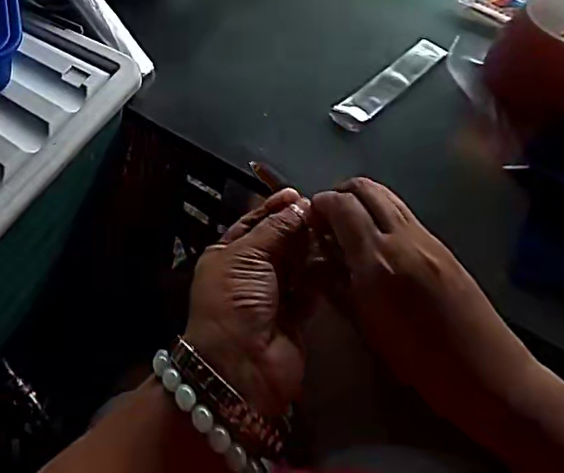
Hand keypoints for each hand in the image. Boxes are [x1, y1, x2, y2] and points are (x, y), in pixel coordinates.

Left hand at [182, 188, 312, 417]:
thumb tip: (299, 204)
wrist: (241, 368)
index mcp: (227, 253)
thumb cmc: (234, 302)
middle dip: (296, 225)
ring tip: (333, 226)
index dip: (274, 208)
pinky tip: (336, 255)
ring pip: (295, 262)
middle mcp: (249, 271)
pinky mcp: (296, 316)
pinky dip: (321, 273)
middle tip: (323, 208)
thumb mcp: (248, 255)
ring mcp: (273, 294)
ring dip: (311, 247)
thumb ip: (276, 229)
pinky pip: (310, 287)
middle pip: (277, 240)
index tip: (297, 195)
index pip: (253, 222)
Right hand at [311, 179, 538, 422]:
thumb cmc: (425, 366)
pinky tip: (378, 245)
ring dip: (361, 201)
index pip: (339, 204)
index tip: (310, 222)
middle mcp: (402, 237)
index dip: (319, 205)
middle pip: (363, 187)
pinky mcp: (442, 244)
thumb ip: (336, 285)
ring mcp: (426, 237)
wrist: (495, 379)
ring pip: (385, 194)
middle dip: (339, 195)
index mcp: (379, 260)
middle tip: (328, 221)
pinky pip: (402, 212)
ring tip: (351, 231)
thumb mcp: (369, 329)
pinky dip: (381, 214)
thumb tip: (315, 259)